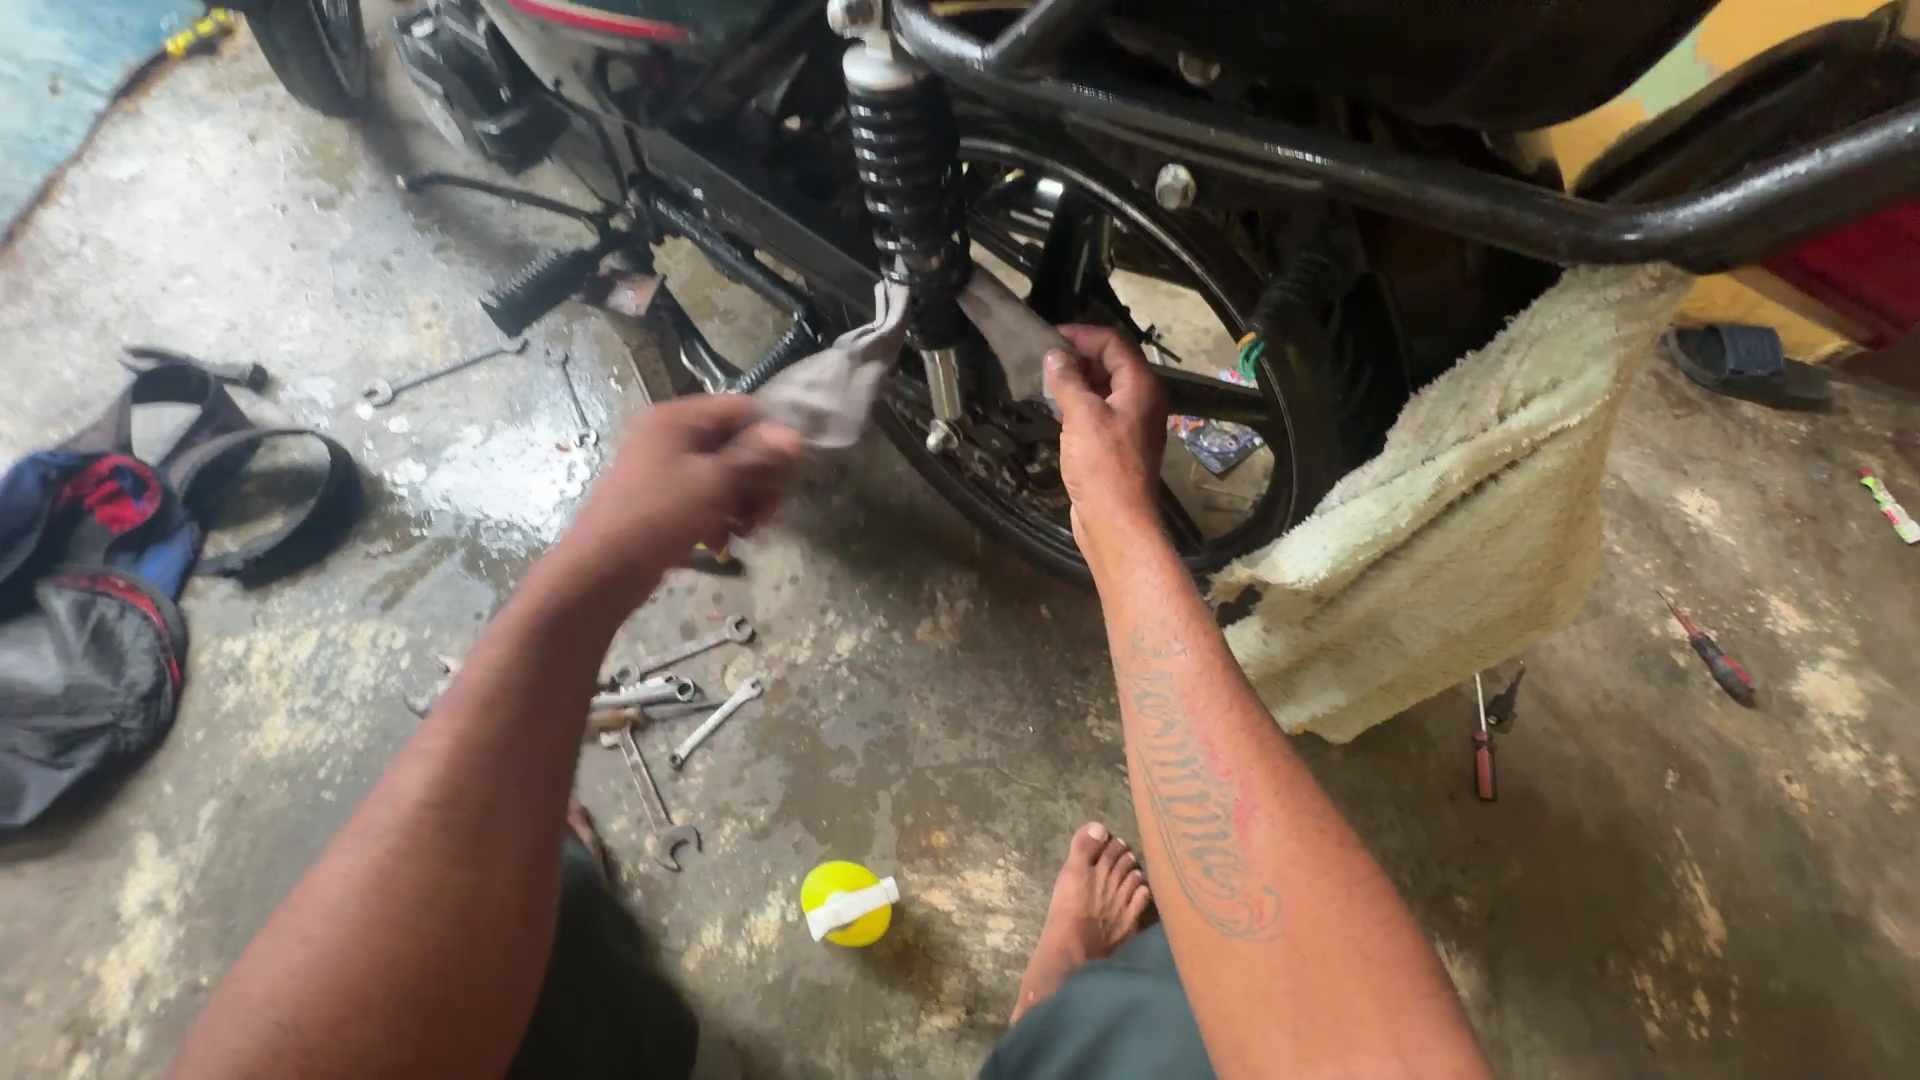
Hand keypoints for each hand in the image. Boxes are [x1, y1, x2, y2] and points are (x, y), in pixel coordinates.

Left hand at [558, 395, 804, 595]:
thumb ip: (756, 456)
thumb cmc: (658, 516)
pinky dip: (725, 516)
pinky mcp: (670, 498)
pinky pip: (711, 497)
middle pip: (739, 445)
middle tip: (769, 511)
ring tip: (748, 530)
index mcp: (679, 419)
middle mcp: (674, 436)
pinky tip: (726, 539)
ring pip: (729, 475)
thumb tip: (793, 435)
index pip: (742, 410)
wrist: (604, 569)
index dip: (770, 436)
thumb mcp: (714, 482)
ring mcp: (670, 468)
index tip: (790, 469)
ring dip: (747, 502)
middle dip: (760, 479)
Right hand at [1045, 325, 1168, 553]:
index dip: (1082, 335)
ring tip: (1044, 380)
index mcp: (1141, 386)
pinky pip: (1098, 412)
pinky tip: (1055, 408)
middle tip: (1043, 358)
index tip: (1049, 337)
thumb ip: (1068, 381)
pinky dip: (1078, 404)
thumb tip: (1054, 356)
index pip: (1113, 344)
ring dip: (1076, 381)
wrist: (1116, 519)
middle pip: (1111, 364)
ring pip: (1103, 389)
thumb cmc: (1102, 465)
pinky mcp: (1117, 445)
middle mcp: (1141, 400)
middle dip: (1078, 357)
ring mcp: (1130, 424)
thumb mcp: (1081, 415)